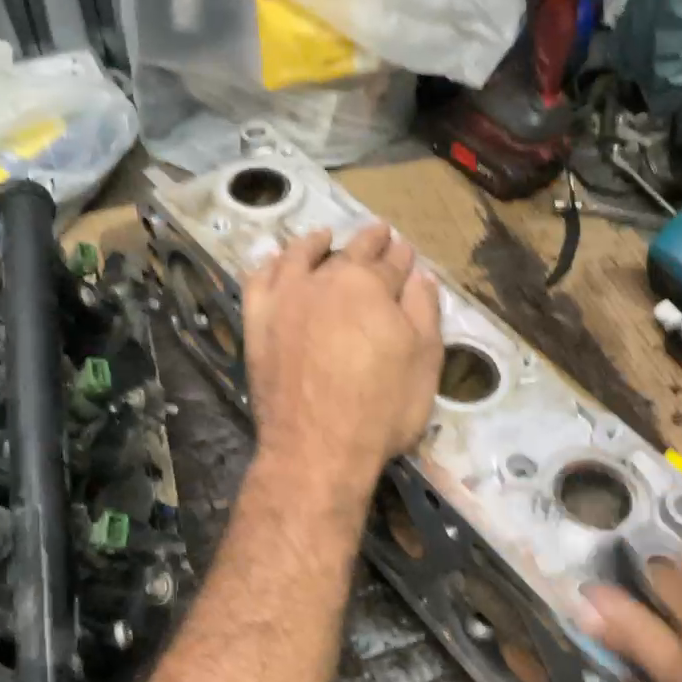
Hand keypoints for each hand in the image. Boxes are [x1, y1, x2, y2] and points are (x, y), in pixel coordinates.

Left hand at [243, 224, 441, 494]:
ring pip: (299, 256)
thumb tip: (420, 276)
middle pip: (349, 254)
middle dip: (368, 242)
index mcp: (370, 286)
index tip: (405, 250)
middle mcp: (324, 280)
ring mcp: (285, 298)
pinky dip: (269, 265)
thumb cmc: (381, 410)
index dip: (401, 257)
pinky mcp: (257, 322)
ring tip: (324, 236)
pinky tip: (274, 261)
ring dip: (315, 243)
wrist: (317, 448)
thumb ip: (424, 312)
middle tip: (378, 233)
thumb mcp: (424, 362)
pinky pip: (259, 280)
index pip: (391, 263)